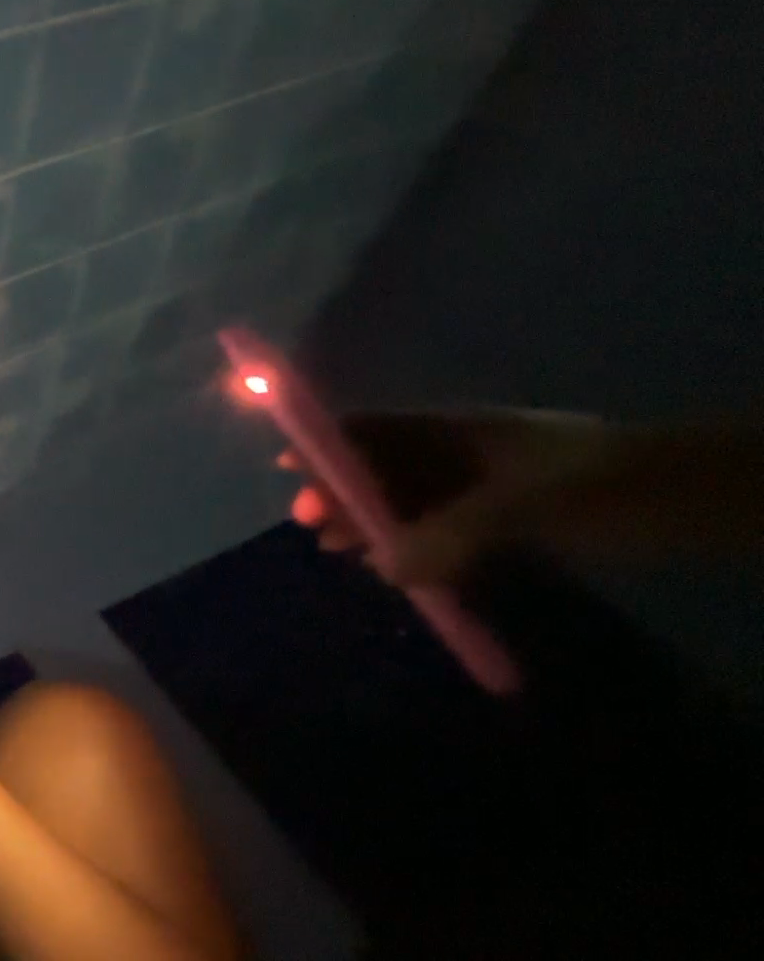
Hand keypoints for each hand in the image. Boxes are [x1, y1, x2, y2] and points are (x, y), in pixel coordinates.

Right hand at [286, 408, 610, 584]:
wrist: (705, 499)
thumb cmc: (606, 482)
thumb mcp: (526, 505)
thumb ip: (452, 534)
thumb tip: (384, 568)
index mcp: (457, 431)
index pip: (374, 427)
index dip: (328, 442)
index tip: (291, 465)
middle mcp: (459, 455)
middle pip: (381, 467)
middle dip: (342, 491)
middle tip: (311, 523)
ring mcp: (481, 488)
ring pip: (406, 501)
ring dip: (371, 523)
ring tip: (337, 549)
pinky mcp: (504, 521)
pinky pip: (439, 531)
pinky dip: (412, 546)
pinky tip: (394, 567)